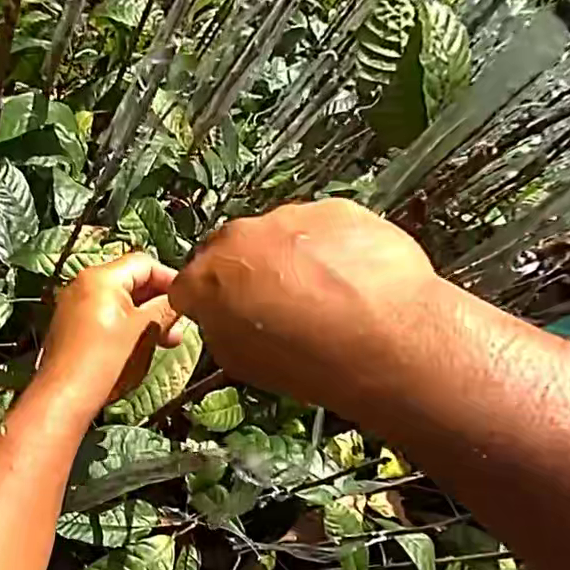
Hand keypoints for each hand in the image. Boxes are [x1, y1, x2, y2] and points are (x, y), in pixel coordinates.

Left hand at [34, 252, 181, 416]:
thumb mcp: (144, 330)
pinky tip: (139, 346)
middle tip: (177, 328)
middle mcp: (82, 285)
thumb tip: (179, 299)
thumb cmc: (104, 359)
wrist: (65, 395)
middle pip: (131, 281)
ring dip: (145, 317)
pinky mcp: (71, 327)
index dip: (170, 279)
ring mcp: (74, 306)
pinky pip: (104, 317)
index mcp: (100, 277)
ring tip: (164, 342)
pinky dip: (126, 326)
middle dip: (159, 302)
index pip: (144, 263)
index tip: (188, 300)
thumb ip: (165, 308)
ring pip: (119, 302)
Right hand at [168, 200, 444, 412]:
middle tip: (268, 304)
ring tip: (316, 293)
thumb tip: (224, 316)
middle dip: (241, 274)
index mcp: (204, 277)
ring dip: (284, 258)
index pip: (186, 285)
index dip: (201, 303)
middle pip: (227, 251)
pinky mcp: (334, 210)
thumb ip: (217, 325)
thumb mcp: (236, 359)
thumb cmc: (307, 358)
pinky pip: (319, 226)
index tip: (218, 314)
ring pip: (274, 235)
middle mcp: (237, 239)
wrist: (383, 341)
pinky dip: (326, 247)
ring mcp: (287, 219)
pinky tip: (345, 278)